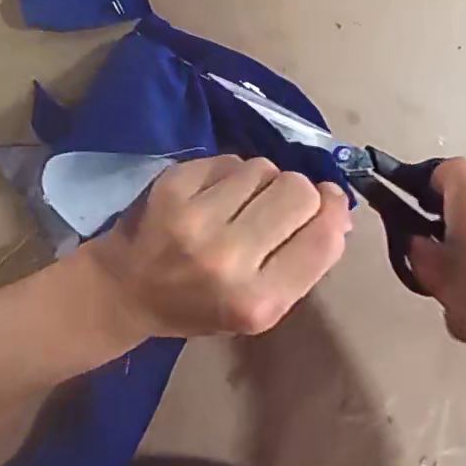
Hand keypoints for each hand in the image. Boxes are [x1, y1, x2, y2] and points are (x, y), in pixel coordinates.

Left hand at [86, 155, 351, 337]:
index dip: (334, 211)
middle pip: (297, 191)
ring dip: (260, 180)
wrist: (125, 290)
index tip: (330, 201)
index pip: (322, 239)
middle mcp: (227, 258)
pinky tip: (212, 194)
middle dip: (298, 192)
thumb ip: (303, 263)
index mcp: (256, 301)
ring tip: (239, 202)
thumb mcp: (258, 307)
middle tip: (278, 203)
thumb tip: (339, 210)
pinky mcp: (172, 186)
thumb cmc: (197, 305)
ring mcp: (195, 218)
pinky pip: (227, 159)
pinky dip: (228, 172)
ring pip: (263, 168)